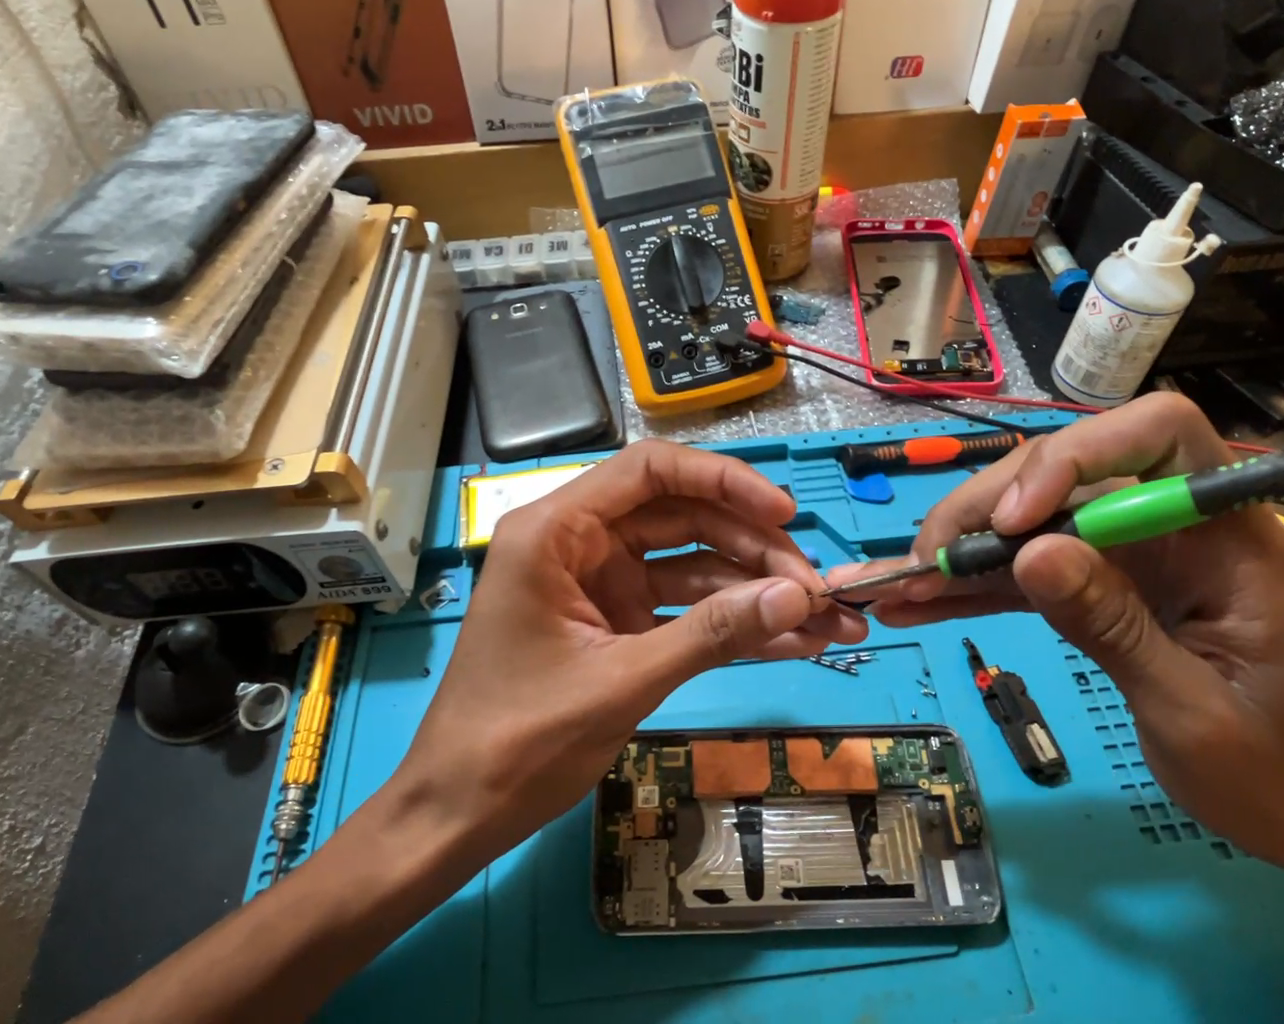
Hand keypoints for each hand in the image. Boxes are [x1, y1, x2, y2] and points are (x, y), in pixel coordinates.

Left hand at [376, 440, 866, 861]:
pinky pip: (682, 611)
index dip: (723, 481)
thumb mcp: (621, 681)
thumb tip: (798, 597)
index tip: (783, 515)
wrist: (461, 812)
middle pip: (681, 518)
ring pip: (690, 565)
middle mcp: (579, 544)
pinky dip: (728, 626)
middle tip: (815, 590)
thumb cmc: (519, 740)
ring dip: (752, 591)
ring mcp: (600, 586)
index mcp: (556, 532)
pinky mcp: (615, 626)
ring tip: (822, 621)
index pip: (650, 472)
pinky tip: (788, 643)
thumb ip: (710, 633)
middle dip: (752, 549)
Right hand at [827, 395, 1283, 888]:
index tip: (1012, 520)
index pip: (1161, 436)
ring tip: (900, 585)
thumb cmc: (1274, 775)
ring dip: (966, 550)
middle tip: (925, 563)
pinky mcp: (1109, 589)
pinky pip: (1034, 572)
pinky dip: (979, 589)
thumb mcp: (1190, 710)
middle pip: (1071, 474)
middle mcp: (1180, 528)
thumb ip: (1112, 626)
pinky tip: (921, 605)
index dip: (1076, 456)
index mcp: (1231, 539)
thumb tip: (1031, 553)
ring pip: (1038, 521)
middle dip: (988, 509)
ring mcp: (1139, 557)